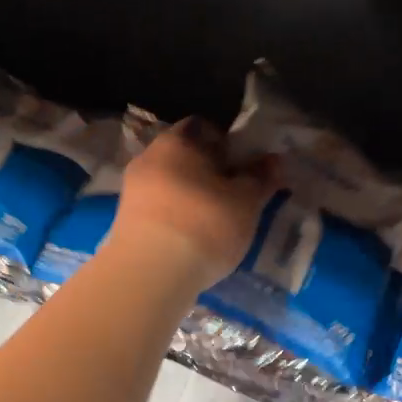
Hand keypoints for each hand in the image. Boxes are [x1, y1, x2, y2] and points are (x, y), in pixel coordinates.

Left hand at [105, 117, 276, 291]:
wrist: (150, 275)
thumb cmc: (205, 225)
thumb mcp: (246, 202)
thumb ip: (261, 177)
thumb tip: (275, 160)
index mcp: (178, 141)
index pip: (204, 127)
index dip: (228, 143)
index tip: (244, 168)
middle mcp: (149, 158)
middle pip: (185, 158)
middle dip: (209, 174)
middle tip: (235, 198)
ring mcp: (132, 191)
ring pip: (171, 186)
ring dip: (192, 199)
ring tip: (216, 225)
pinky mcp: (125, 223)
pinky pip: (159, 211)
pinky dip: (176, 220)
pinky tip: (193, 241)